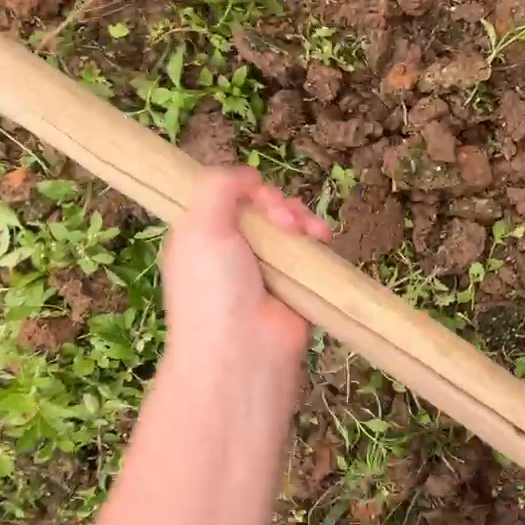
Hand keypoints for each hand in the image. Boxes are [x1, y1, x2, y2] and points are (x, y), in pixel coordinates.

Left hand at [160, 167, 330, 388]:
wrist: (244, 348)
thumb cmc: (214, 289)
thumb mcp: (201, 228)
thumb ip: (219, 188)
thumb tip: (248, 175)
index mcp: (201, 235)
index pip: (228, 195)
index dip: (250, 190)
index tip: (262, 198)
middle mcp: (232, 248)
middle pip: (263, 208)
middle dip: (281, 205)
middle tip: (288, 222)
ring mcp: (265, 266)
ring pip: (290, 225)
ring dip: (303, 219)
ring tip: (313, 232)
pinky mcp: (295, 281)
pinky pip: (309, 249)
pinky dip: (318, 240)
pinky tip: (323, 241)